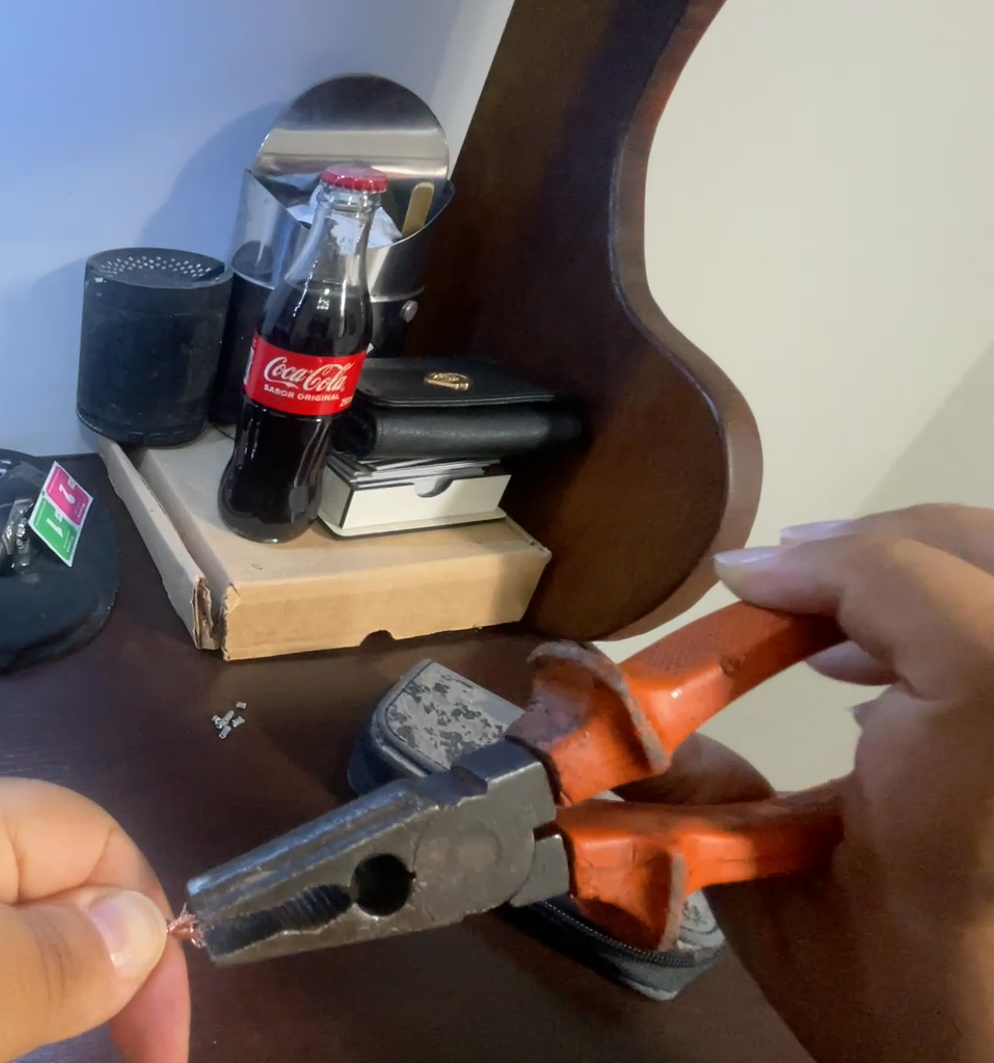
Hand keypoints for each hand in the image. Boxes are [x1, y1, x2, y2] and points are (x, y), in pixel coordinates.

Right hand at [627, 504, 993, 1062]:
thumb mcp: (769, 905)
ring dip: (920, 573)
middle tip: (776, 574)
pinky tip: (891, 672)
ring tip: (822, 619)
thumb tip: (604, 705)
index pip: (962, 629)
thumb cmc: (906, 1013)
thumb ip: (693, 790)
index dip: (841, 570)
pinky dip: (957, 615)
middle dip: (880, 547)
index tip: (737, 581)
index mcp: (984, 799)